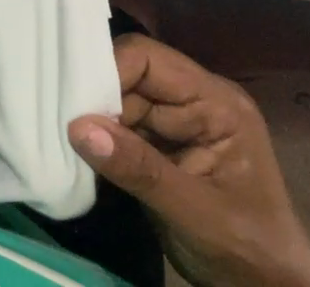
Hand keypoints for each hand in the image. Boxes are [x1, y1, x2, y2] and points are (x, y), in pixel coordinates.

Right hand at [69, 35, 309, 286]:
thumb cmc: (248, 250)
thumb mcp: (197, 214)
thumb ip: (140, 170)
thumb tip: (78, 127)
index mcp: (216, 103)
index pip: (147, 59)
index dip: (107, 71)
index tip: (74, 104)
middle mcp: (193, 102)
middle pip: (126, 76)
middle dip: (95, 100)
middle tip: (61, 124)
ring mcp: (174, 124)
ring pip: (115, 101)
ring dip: (91, 122)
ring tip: (64, 140)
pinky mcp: (156, 146)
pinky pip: (116, 128)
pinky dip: (96, 140)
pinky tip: (77, 153)